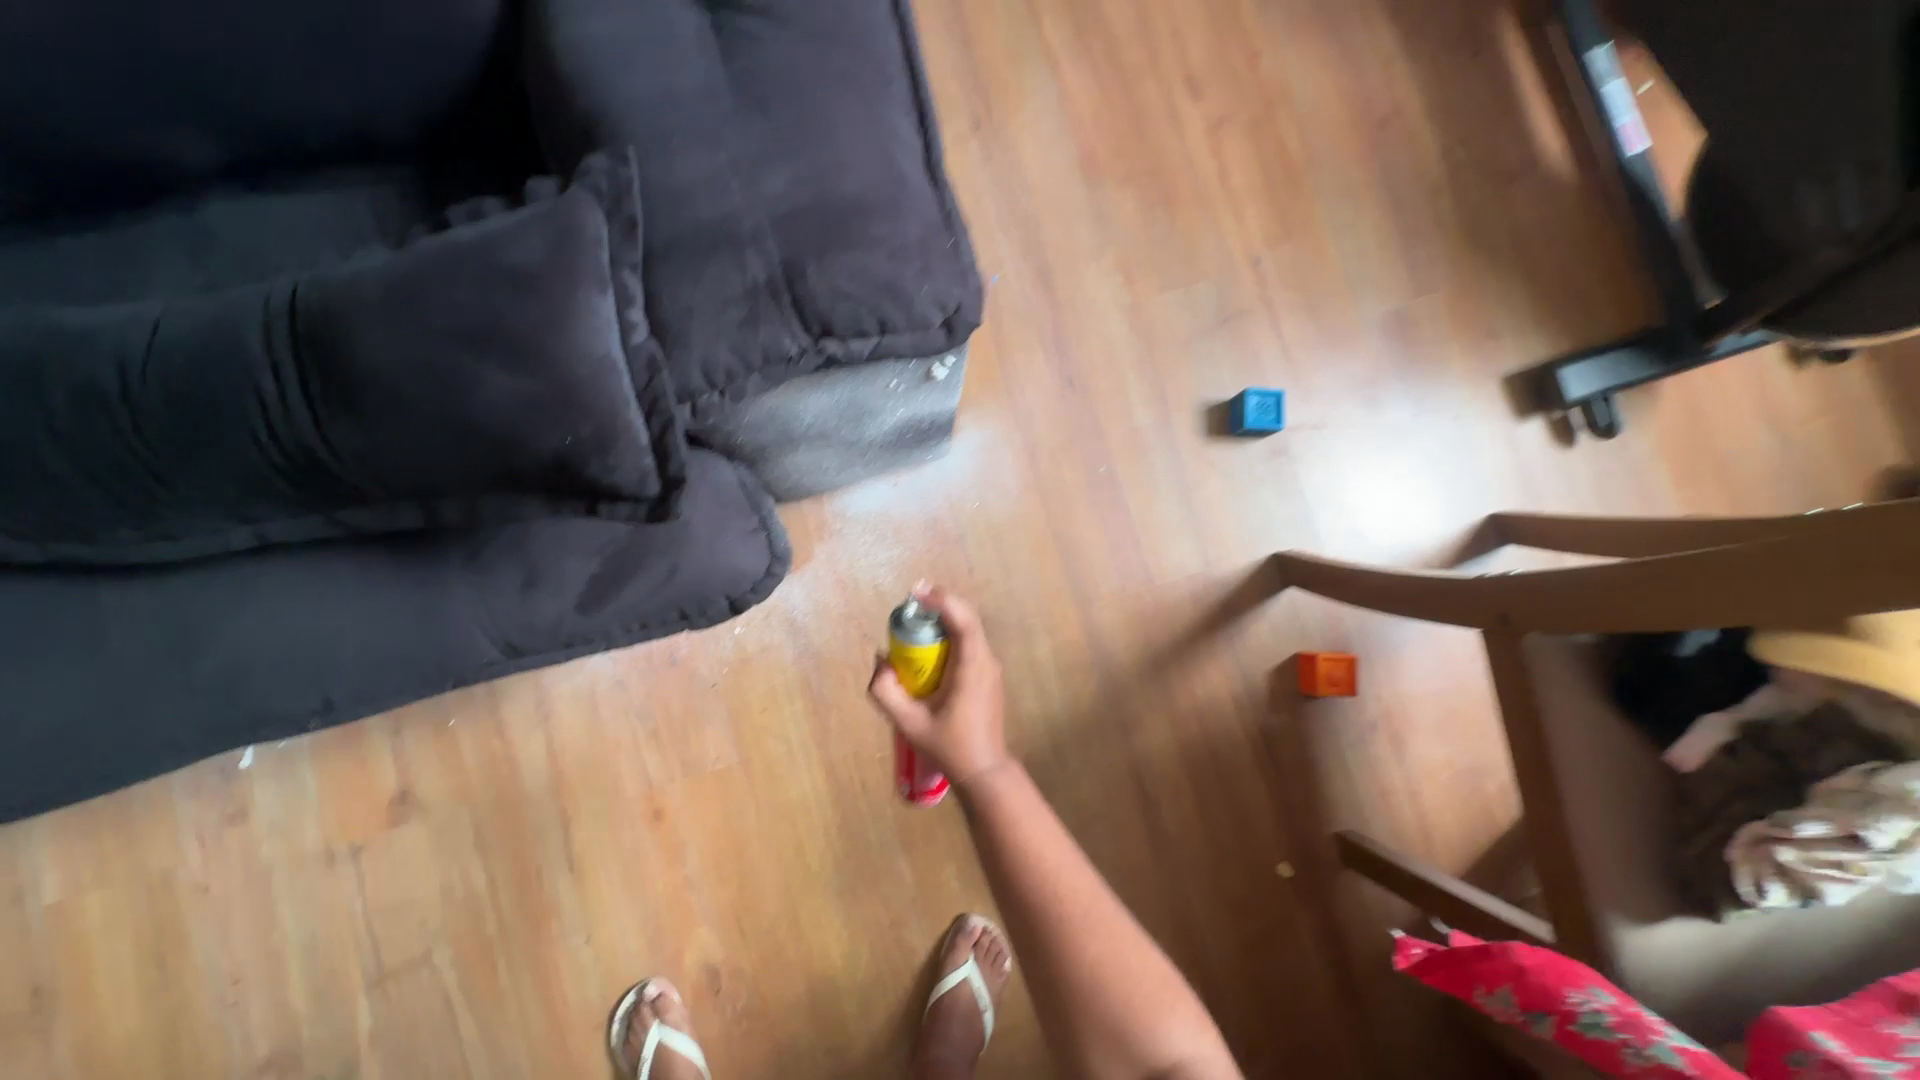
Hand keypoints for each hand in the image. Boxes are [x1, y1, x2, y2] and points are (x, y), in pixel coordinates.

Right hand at [869, 585, 1010, 786]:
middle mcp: (987, 661)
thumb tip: (880, 660)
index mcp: (972, 667)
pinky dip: (950, 636)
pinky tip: (930, 647)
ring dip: (945, 620)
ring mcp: (990, 668)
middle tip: (913, 603)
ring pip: (969, 630)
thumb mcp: (908, 723)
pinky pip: (969, 644)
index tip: (917, 594)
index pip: (963, 621)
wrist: (983, 770)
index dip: (942, 602)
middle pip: (967, 619)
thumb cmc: (949, 747)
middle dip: (940, 606)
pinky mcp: (988, 676)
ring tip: (917, 621)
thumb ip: (887, 691)